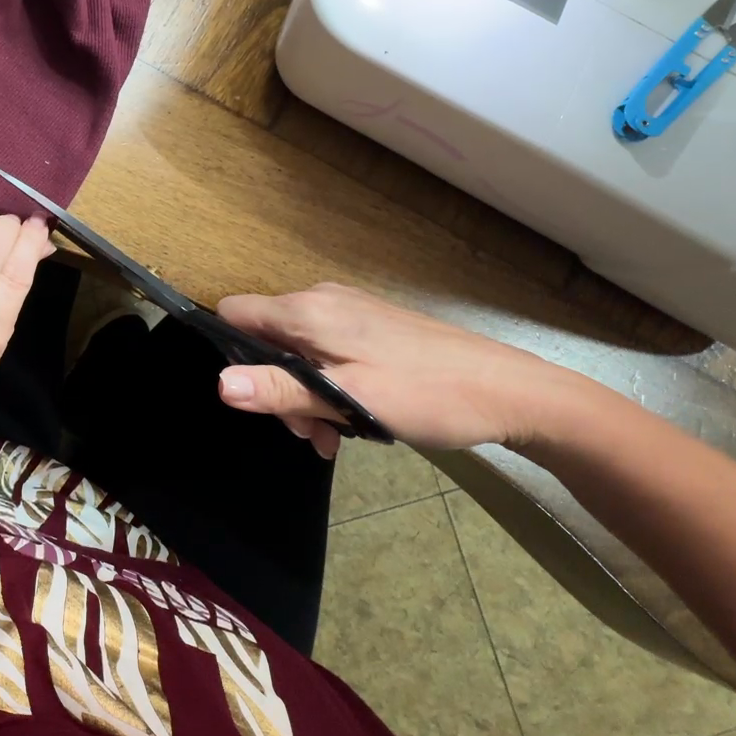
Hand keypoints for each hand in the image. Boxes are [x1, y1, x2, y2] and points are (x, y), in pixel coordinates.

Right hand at [213, 283, 591, 456]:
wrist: (516, 393)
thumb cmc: (428, 395)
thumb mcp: (348, 401)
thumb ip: (279, 390)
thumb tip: (218, 385)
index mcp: (307, 311)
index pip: (232, 313)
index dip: (231, 353)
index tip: (258, 394)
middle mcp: (322, 299)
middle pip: (265, 337)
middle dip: (275, 386)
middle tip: (310, 432)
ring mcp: (350, 310)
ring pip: (297, 348)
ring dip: (304, 393)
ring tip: (336, 436)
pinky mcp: (373, 324)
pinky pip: (326, 349)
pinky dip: (328, 383)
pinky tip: (355, 417)